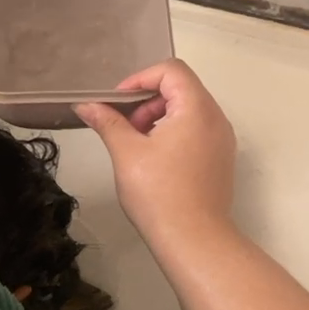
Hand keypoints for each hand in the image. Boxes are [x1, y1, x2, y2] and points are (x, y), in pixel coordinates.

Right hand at [75, 59, 237, 240]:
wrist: (193, 239)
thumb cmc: (158, 192)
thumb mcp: (126, 153)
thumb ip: (108, 122)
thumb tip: (86, 105)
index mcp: (197, 108)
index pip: (171, 70)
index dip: (139, 79)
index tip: (116, 104)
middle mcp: (216, 118)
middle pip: (181, 88)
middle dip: (147, 101)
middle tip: (124, 128)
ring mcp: (222, 140)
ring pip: (188, 110)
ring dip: (158, 118)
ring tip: (136, 146)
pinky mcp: (220, 159)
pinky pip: (196, 131)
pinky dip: (172, 134)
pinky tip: (154, 162)